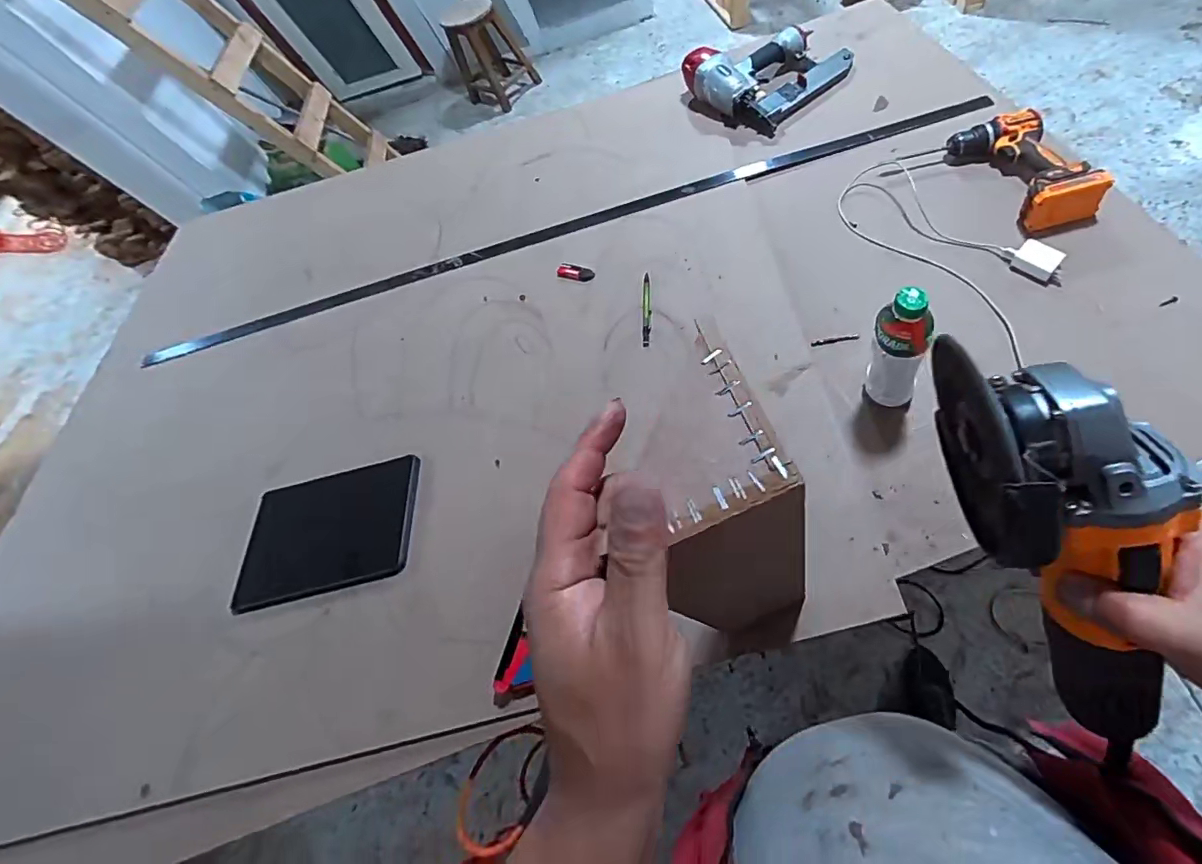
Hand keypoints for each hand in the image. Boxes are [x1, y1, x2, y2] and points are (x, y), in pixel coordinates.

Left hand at [517, 399, 688, 856]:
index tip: (615, 411)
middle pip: (574, 507)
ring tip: (642, 465)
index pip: (567, 495)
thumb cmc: (624, 715)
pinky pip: (604, 555)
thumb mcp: (637, 631)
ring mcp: (572, 601)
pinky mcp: (592, 616)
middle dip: (598, 462)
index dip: (589, 449)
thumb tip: (641, 481)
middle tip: (632, 428)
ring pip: (589, 531)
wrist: (611, 788)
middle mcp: (556, 582)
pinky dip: (623, 528)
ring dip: (611, 493)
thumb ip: (638, 556)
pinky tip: (646, 525)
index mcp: (555, 578)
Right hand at [1059, 511, 1201, 718]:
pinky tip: (1084, 591)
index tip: (1054, 518)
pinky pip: (1125, 568)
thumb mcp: (1176, 632)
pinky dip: (1105, 579)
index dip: (1090, 503)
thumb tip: (1058, 584)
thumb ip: (1115, 608)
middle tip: (1049, 551)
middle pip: (1120, 520)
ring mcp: (1179, 558)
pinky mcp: (1171, 582)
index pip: (1132, 496)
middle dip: (1083, 536)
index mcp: (1197, 527)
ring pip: (1119, 546)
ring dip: (1092, 561)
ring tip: (1059, 571)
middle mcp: (1185, 533)